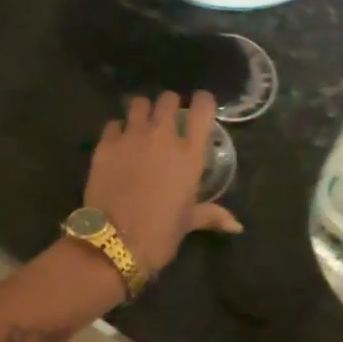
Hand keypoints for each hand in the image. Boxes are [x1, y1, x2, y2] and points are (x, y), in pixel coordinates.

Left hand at [83, 91, 242, 274]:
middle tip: (167, 119)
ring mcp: (132, 137)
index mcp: (189, 154)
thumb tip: (237, 226)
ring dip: (142, 111)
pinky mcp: (106, 144)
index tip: (200, 106)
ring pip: (138, 103)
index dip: (202, 102)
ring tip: (141, 125)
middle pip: (168, 99)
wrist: (115, 241)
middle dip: (169, 105)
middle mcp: (162, 137)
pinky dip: (117, 130)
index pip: (202, 108)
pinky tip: (118, 143)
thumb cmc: (160, 233)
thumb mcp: (188, 222)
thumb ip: (212, 215)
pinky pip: (113, 124)